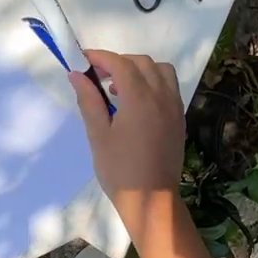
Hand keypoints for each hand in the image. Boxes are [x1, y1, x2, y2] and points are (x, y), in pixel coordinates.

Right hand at [70, 50, 185, 235]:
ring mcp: (174, 107)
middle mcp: (162, 97)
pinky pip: (169, 87)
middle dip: (118, 62)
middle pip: (142, 63)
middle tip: (97, 76)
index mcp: (140, 100)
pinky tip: (136, 103)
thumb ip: (89, 101)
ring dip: (139, 70)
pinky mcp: (179, 119)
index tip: (83, 60)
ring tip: (119, 89)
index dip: (101, 57)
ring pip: (161, 71)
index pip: (121, 64)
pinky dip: (152, 82)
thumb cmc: (119, 171)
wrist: (152, 200)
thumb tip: (77, 75)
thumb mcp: (98, 135)